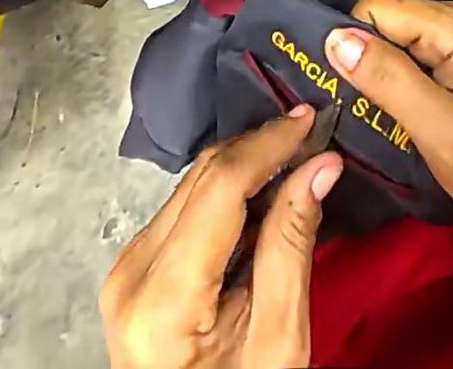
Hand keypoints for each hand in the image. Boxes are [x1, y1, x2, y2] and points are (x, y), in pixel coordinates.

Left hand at [100, 107, 343, 368]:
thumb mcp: (278, 336)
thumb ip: (293, 243)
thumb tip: (323, 163)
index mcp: (164, 297)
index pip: (221, 185)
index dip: (269, 142)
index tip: (313, 117)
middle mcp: (133, 270)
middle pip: (205, 175)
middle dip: (264, 144)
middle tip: (315, 133)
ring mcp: (129, 266)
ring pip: (197, 180)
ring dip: (251, 161)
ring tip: (300, 156)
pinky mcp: (137, 266)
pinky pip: (191, 201)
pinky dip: (234, 185)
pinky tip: (268, 190)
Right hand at [323, 0, 452, 248]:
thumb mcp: (442, 130)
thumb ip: (390, 81)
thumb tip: (335, 37)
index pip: (374, 10)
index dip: (348, 46)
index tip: (332, 92)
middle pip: (380, 23)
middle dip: (356, 61)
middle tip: (347, 112)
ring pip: (389, 43)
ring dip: (369, 75)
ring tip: (362, 118)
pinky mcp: (452, 64)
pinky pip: (404, 60)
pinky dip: (387, 84)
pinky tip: (384, 115)